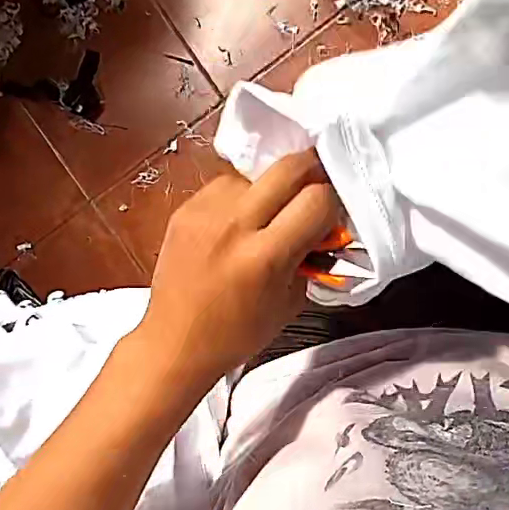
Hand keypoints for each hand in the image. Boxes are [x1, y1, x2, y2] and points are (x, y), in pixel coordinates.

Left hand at [135, 151, 340, 379]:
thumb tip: (329, 224)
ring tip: (272, 212)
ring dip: (274, 186)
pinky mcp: (185, 208)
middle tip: (317, 190)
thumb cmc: (241, 331)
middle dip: (312, 173)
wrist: (176, 342)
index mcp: (266, 256)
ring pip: (258, 173)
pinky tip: (243, 219)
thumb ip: (313, 255)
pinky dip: (244, 195)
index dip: (333, 202)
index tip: (332, 214)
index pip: (318, 199)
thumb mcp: (293, 298)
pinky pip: (228, 183)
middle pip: (290, 167)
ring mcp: (206, 213)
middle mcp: (235, 226)